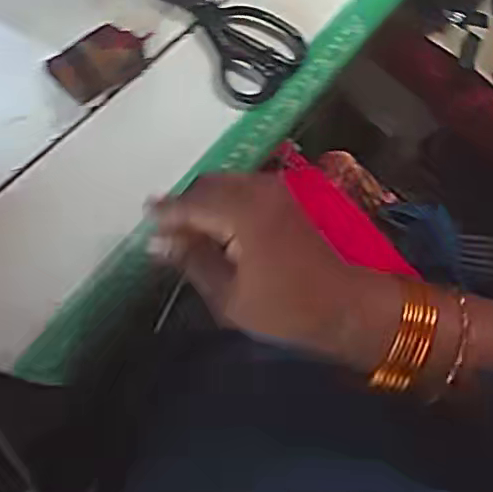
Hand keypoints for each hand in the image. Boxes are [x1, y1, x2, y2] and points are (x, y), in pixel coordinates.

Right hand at [149, 173, 397, 370]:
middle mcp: (260, 188)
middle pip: (208, 185)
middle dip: (184, 205)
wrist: (347, 303)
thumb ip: (192, 261)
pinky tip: (220, 225)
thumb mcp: (230, 297)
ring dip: (206, 201)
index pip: (191, 203)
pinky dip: (227, 200)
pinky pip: (245, 187)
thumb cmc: (289, 309)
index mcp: (243, 211)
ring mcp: (277, 187)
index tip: (145, 224)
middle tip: (166, 233)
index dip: (164, 215)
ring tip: (190, 232)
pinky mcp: (287, 193)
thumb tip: (161, 243)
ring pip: (227, 182)